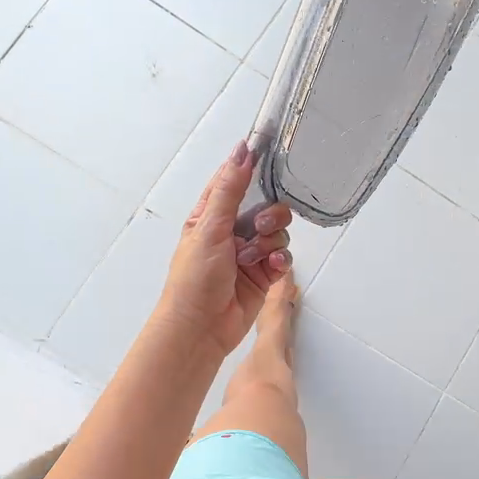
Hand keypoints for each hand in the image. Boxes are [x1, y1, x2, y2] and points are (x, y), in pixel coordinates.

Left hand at [156, 141, 293, 357]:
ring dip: (272, 241)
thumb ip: (230, 190)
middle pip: (266, 206)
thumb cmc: (194, 278)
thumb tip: (242, 150)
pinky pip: (283, 256)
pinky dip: (280, 259)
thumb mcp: (209, 228)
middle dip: (269, 215)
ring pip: (278, 231)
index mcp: (210, 216)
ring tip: (258, 258)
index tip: (268, 155)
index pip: (233, 182)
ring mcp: (250, 253)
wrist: (201, 328)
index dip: (249, 169)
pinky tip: (271, 267)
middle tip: (259, 227)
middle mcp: (232, 231)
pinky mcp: (264, 275)